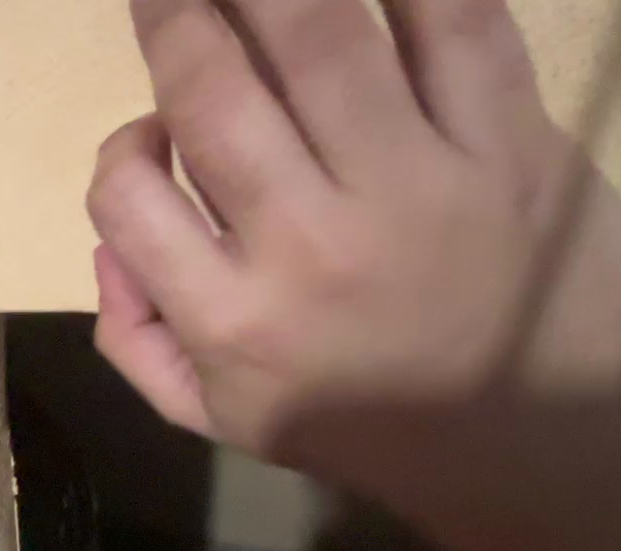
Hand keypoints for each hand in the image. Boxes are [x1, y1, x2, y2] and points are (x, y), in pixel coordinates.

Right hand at [86, 0, 620, 500]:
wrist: (512, 438)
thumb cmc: (335, 423)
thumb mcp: (203, 414)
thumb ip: (133, 338)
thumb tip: (108, 246)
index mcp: (223, 316)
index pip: (128, 200)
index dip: (116, 156)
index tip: (140, 148)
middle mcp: (303, 242)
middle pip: (215, 100)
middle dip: (172, 19)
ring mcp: (412, 186)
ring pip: (325, 44)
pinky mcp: (511, 147)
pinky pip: (457, 28)